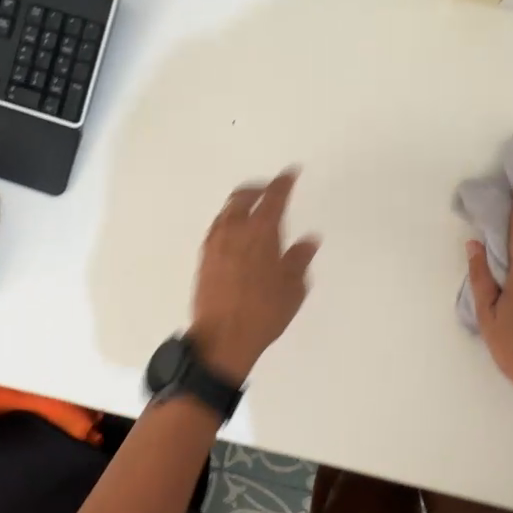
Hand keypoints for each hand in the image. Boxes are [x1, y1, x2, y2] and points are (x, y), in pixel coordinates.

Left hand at [189, 169, 320, 384]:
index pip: (273, 197)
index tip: (290, 174)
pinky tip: (237, 232)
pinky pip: (217, 227)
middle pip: (243, 196)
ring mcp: (215, 243)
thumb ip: (299, 259)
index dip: (283, 183)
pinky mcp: (204, 257)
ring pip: (227, 210)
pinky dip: (229, 220)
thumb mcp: (292, 289)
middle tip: (270, 190)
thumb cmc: (264, 313)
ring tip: (253, 210)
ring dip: (241, 203)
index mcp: (261, 232)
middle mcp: (235, 230)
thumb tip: (308, 241)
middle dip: (258, 188)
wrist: (222, 339)